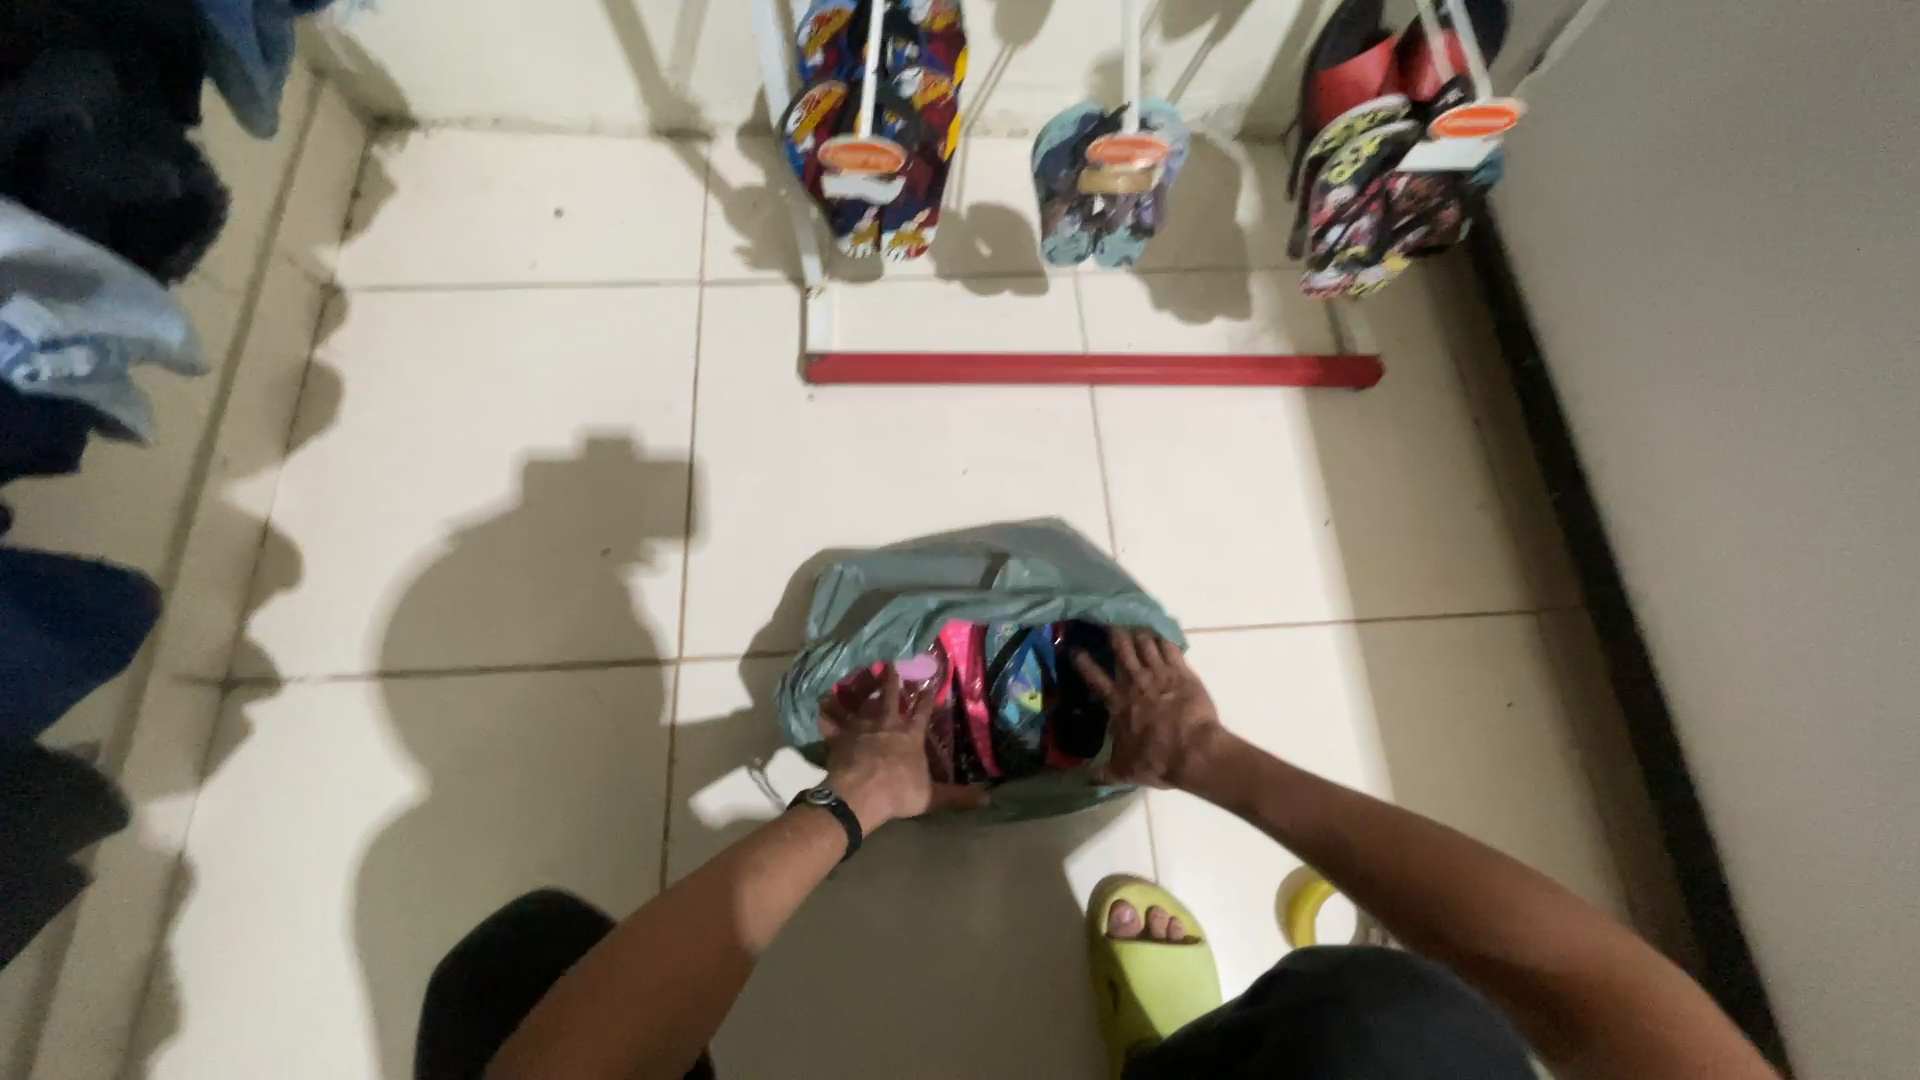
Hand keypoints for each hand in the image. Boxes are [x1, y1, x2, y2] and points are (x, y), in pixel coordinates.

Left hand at [818, 665, 987, 830]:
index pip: (923, 710)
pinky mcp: (841, 735)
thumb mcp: (933, 796)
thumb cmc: (898, 793)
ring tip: (858, 674)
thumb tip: (990, 797)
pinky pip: (832, 720)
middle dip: (893, 679)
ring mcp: (862, 727)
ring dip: (861, 690)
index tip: (931, 679)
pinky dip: (827, 711)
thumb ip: (959, 796)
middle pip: (891, 696)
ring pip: (862, 703)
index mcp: (911, 735)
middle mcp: (887, 724)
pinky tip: (821, 700)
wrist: (861, 794)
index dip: (928, 695)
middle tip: (891, 663)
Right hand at [1073, 627, 1227, 789]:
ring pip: (1145, 643)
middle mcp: (1135, 682)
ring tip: (1136, 627)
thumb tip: (1088, 779)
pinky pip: (1170, 648)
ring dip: (1140, 635)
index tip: (1076, 649)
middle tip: (1110, 622)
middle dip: (1115, 634)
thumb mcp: (1124, 770)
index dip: (1084, 662)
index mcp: (1118, 702)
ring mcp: (1159, 674)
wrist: (1194, 752)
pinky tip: (1162, 635)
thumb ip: (1106, 772)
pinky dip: (1164, 640)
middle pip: (1122, 649)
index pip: (1095, 677)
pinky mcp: (1182, 672)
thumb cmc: (1156, 759)